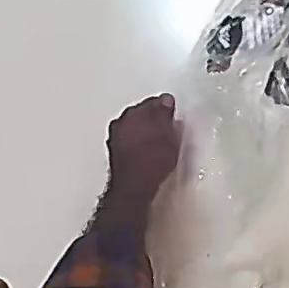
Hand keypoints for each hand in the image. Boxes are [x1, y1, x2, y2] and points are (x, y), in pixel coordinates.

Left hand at [103, 94, 179, 213]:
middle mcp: (121, 122)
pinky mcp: (115, 153)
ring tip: (160, 143)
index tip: (173, 112)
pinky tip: (149, 153)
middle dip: (153, 118)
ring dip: (144, 131)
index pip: (153, 102)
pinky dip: (138, 144)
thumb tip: (166, 102)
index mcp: (135, 112)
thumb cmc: (152, 160)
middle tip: (168, 128)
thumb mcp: (171, 136)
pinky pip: (129, 142)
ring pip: (133, 128)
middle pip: (141, 114)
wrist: (135, 185)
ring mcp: (115, 138)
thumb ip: (168, 116)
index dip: (166, 107)